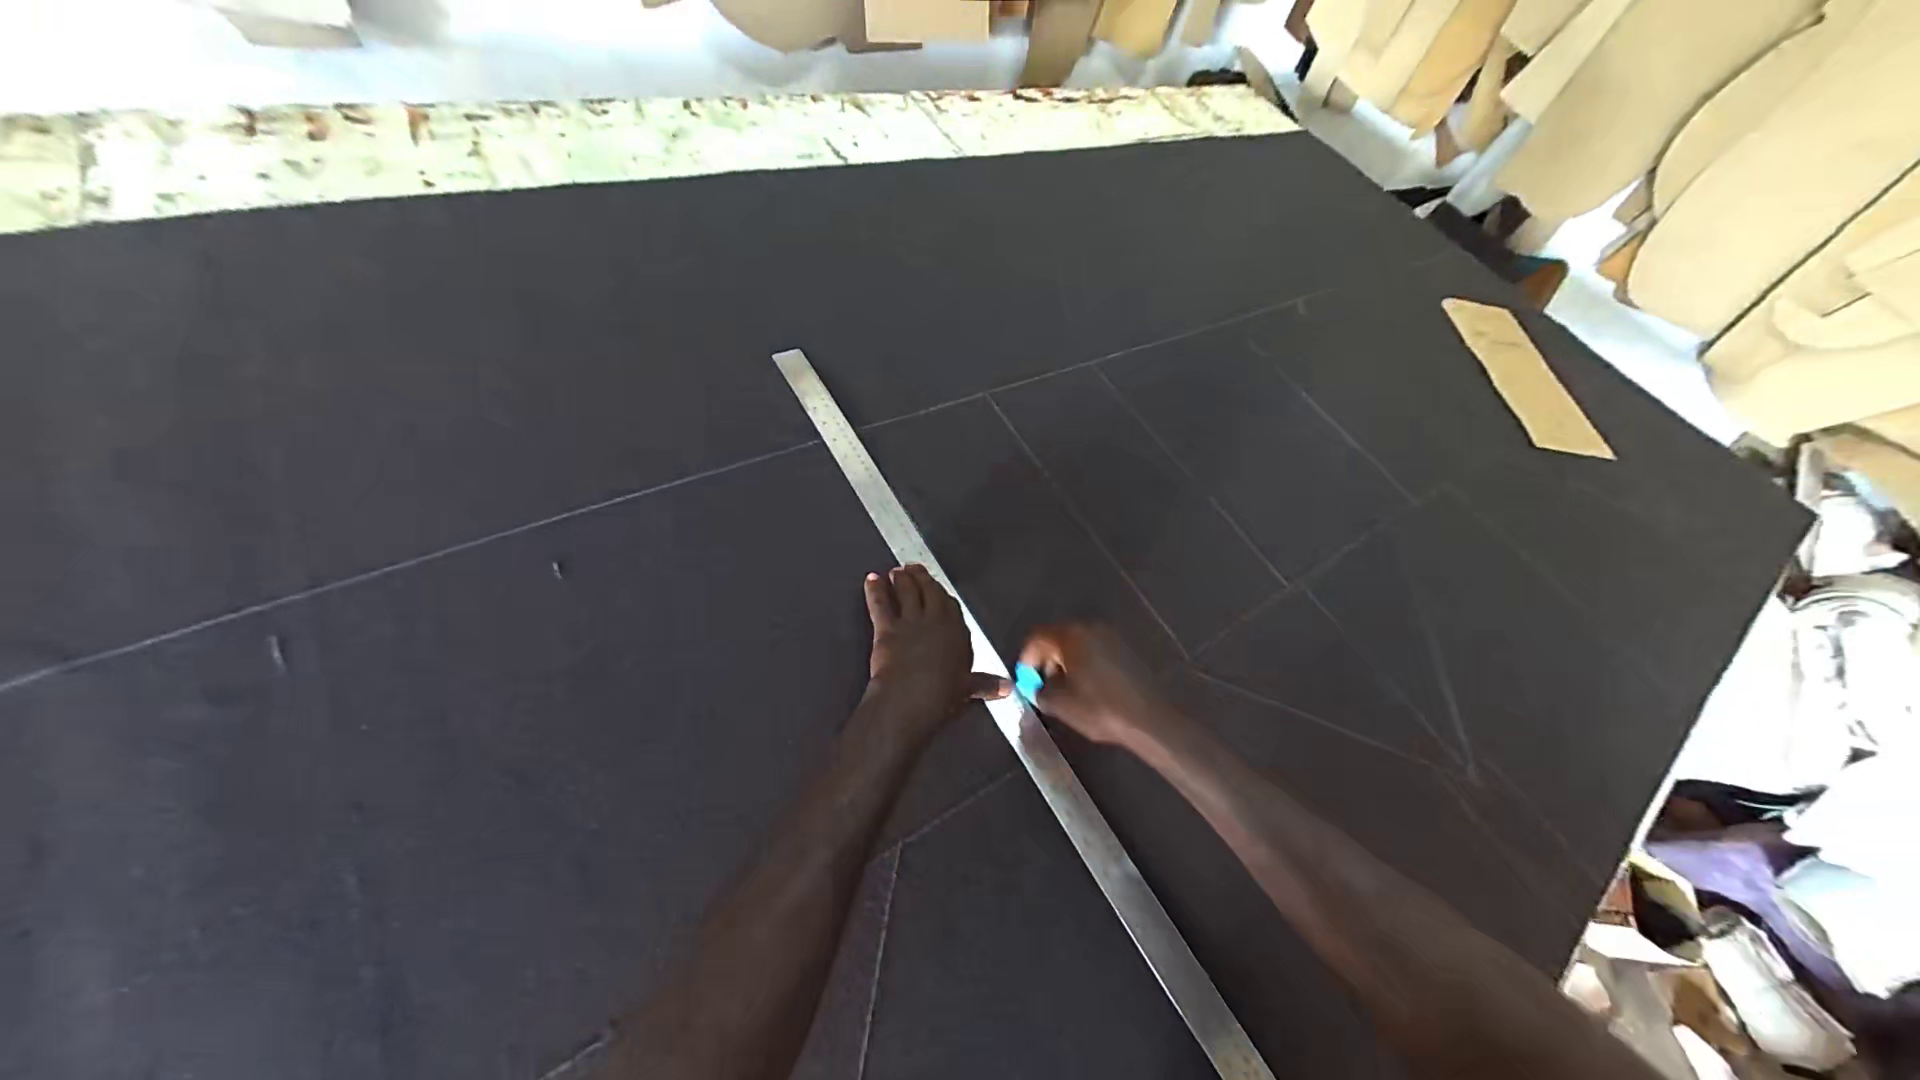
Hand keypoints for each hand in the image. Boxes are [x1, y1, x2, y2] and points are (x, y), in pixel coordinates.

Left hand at [863, 566, 1007, 734]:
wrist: (912, 696)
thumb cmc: (944, 694)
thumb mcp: (968, 688)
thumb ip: (986, 684)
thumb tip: (1005, 688)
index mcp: (957, 631)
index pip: (951, 607)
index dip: (944, 597)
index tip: (940, 591)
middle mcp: (934, 620)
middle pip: (929, 592)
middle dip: (922, 579)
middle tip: (916, 568)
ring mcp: (909, 621)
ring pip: (906, 592)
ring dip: (902, 579)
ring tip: (898, 570)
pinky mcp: (886, 628)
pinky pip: (880, 603)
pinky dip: (875, 590)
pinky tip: (871, 580)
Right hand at [1017, 623, 1181, 748]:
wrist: (1149, 719)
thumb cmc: (1101, 709)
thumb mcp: (1061, 705)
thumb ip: (1039, 692)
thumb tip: (1035, 688)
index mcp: (1072, 636)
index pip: (1037, 637)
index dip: (1027, 657)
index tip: (1025, 677)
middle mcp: (1092, 628)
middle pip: (1058, 636)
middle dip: (1046, 659)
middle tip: (1042, 683)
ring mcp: (1112, 636)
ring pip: (1078, 643)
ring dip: (1067, 662)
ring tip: (1066, 688)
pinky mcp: (1127, 649)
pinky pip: (1096, 650)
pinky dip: (1086, 663)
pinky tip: (1089, 687)